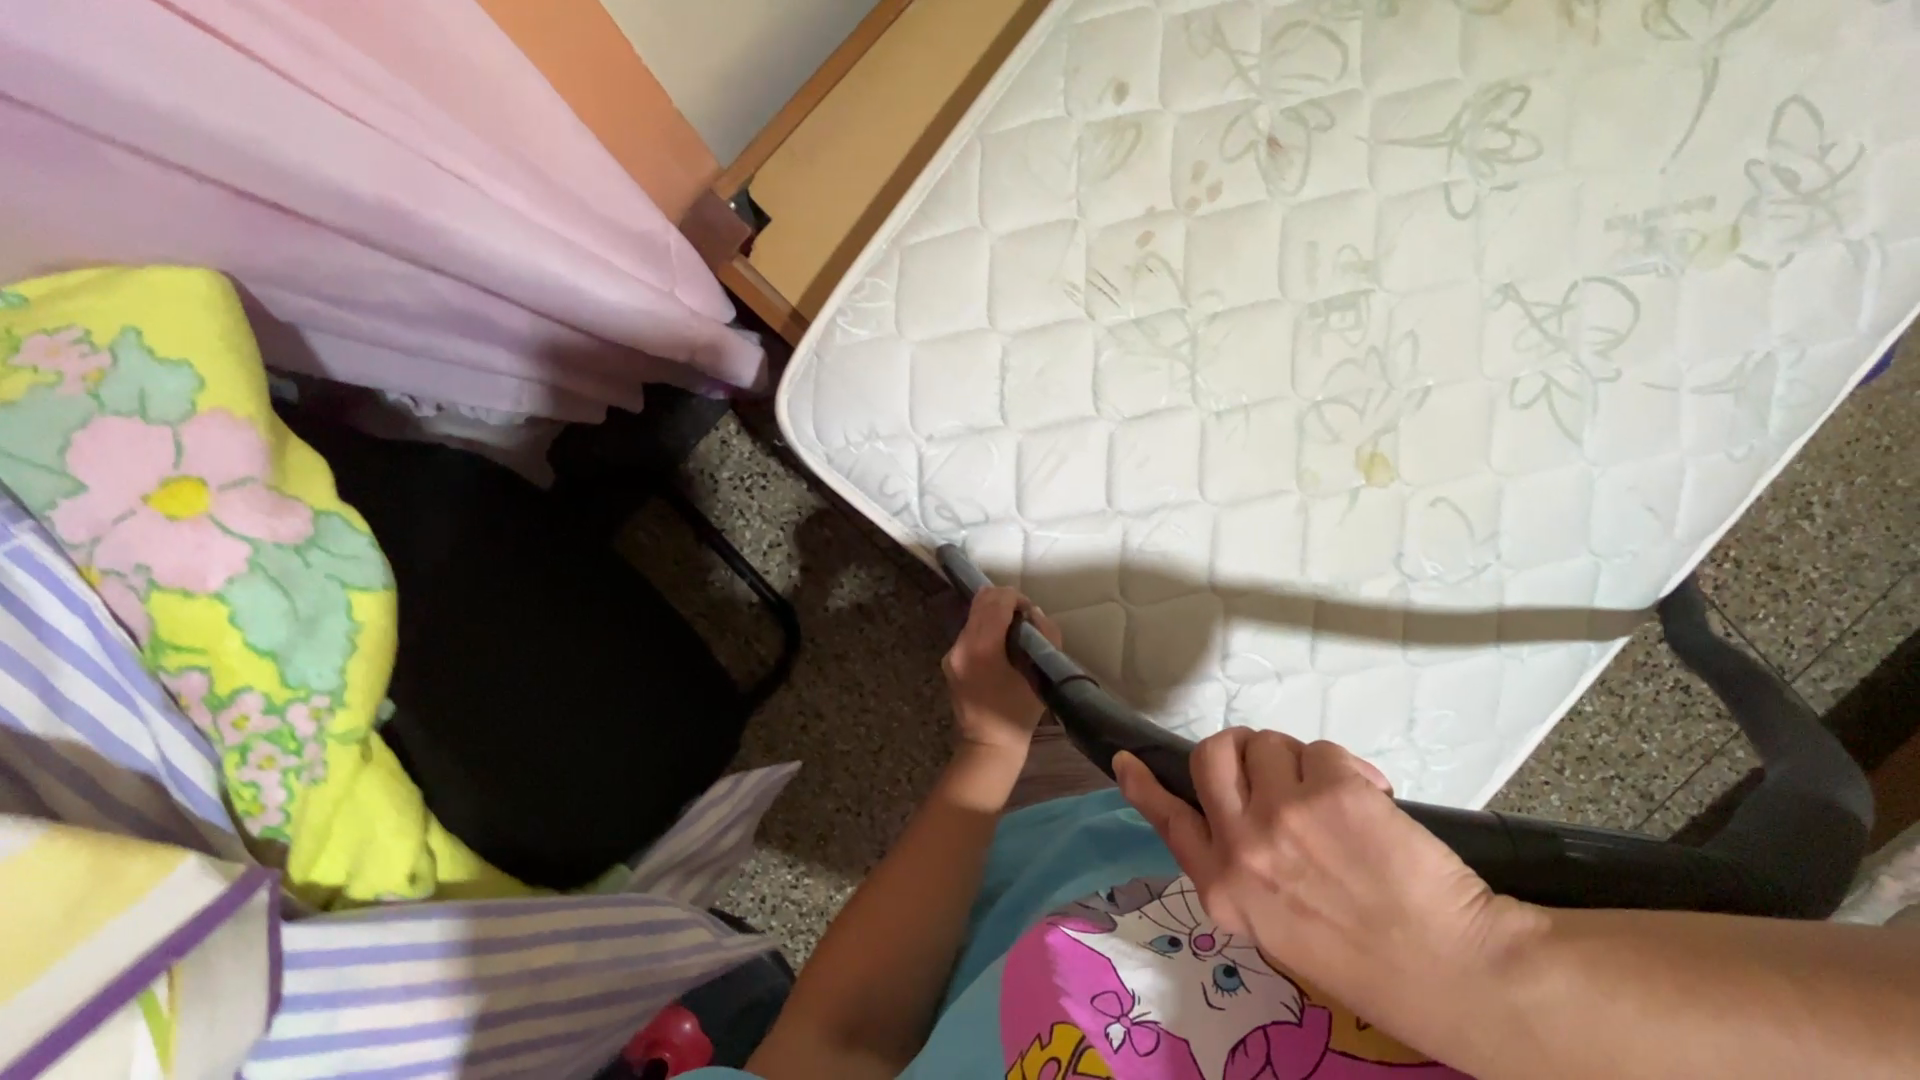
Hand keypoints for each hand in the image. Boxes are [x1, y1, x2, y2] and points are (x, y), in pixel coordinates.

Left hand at [942, 586, 1060, 758]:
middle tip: (1022, 617)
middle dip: (1003, 601)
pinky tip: (1000, 647)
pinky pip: (968, 632)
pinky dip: (985, 629)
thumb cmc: (1018, 713)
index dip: (1016, 598)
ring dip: (993, 614)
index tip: (1029, 612)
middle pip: (980, 602)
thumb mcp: (1042, 674)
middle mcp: (961, 646)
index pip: (996, 602)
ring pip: (973, 616)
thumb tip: (1033, 613)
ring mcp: (951, 653)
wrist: (988, 745)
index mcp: (982, 648)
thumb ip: (1045, 637)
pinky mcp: (949, 661)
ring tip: (1013, 632)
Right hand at [1113, 730, 1540, 1026]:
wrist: (1449, 969)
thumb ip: (1242, 873)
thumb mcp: (1277, 928)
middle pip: (1210, 756)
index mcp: (1223, 890)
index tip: (1126, 761)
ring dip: (1297, 761)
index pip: (1168, 821)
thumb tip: (1237, 816)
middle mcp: (1240, 847)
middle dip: (1237, 748)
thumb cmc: (1365, 960)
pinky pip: (1321, 750)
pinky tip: (1374, 802)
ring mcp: (1282, 815)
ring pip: (1267, 744)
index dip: (1144, 785)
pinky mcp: (1331, 790)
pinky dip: (1346, 768)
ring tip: (1335, 798)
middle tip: (1269, 765)